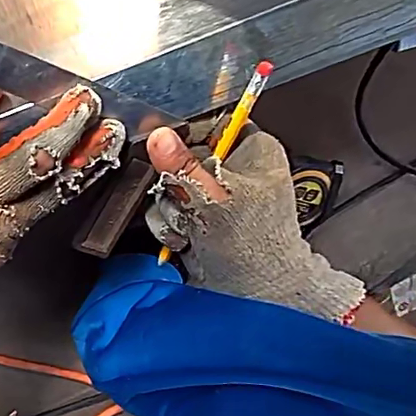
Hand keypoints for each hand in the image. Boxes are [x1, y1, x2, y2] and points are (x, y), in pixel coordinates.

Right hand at [144, 125, 366, 322]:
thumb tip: (159, 137)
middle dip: (175, 184)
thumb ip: (183, 165)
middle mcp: (232, 169)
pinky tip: (185, 237)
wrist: (255, 293)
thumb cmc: (255, 244)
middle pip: (180, 156)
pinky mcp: (196, 217)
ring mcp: (212, 195)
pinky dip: (170, 226)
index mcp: (252, 148)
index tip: (170, 151)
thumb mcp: (215, 197)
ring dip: (172, 210)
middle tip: (186, 200)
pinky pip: (165, 210)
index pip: (210, 122)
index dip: (186, 135)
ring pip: (168, 186)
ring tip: (191, 226)